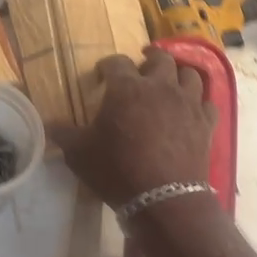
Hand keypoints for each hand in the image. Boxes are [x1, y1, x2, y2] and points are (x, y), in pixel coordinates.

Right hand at [51, 46, 215, 207]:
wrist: (163, 199)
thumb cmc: (116, 170)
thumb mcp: (79, 153)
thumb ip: (64, 133)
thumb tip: (49, 124)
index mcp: (126, 87)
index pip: (116, 62)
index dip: (106, 66)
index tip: (100, 76)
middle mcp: (160, 86)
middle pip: (160, 58)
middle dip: (149, 58)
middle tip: (142, 66)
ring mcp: (187, 103)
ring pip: (189, 74)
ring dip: (178, 74)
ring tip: (169, 82)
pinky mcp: (206, 123)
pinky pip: (207, 102)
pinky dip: (199, 101)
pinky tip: (191, 109)